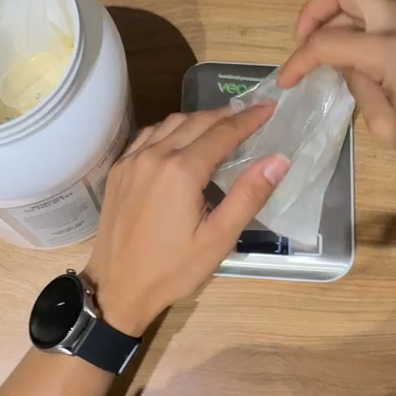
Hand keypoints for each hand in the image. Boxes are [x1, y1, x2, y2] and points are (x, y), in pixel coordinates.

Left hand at [83, 104, 286, 336]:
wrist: (117, 288)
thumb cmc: (172, 269)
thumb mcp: (218, 239)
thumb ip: (248, 196)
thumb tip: (278, 160)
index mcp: (182, 171)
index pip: (223, 133)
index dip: (249, 119)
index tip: (269, 107)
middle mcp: (155, 156)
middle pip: (197, 122)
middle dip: (226, 114)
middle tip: (251, 112)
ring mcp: (132, 161)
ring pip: (170, 124)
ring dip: (198, 118)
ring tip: (221, 123)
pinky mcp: (119, 170)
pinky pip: (148, 136)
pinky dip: (171, 129)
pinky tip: (181, 137)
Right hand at [279, 0, 395, 189]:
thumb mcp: (388, 127)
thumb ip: (359, 89)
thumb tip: (348, 68)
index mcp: (392, 49)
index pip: (328, 42)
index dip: (299, 60)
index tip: (285, 81)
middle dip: (315, 9)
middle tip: (303, 41)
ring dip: (342, 17)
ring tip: (329, 53)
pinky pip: (391, 15)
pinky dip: (367, 27)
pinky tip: (362, 59)